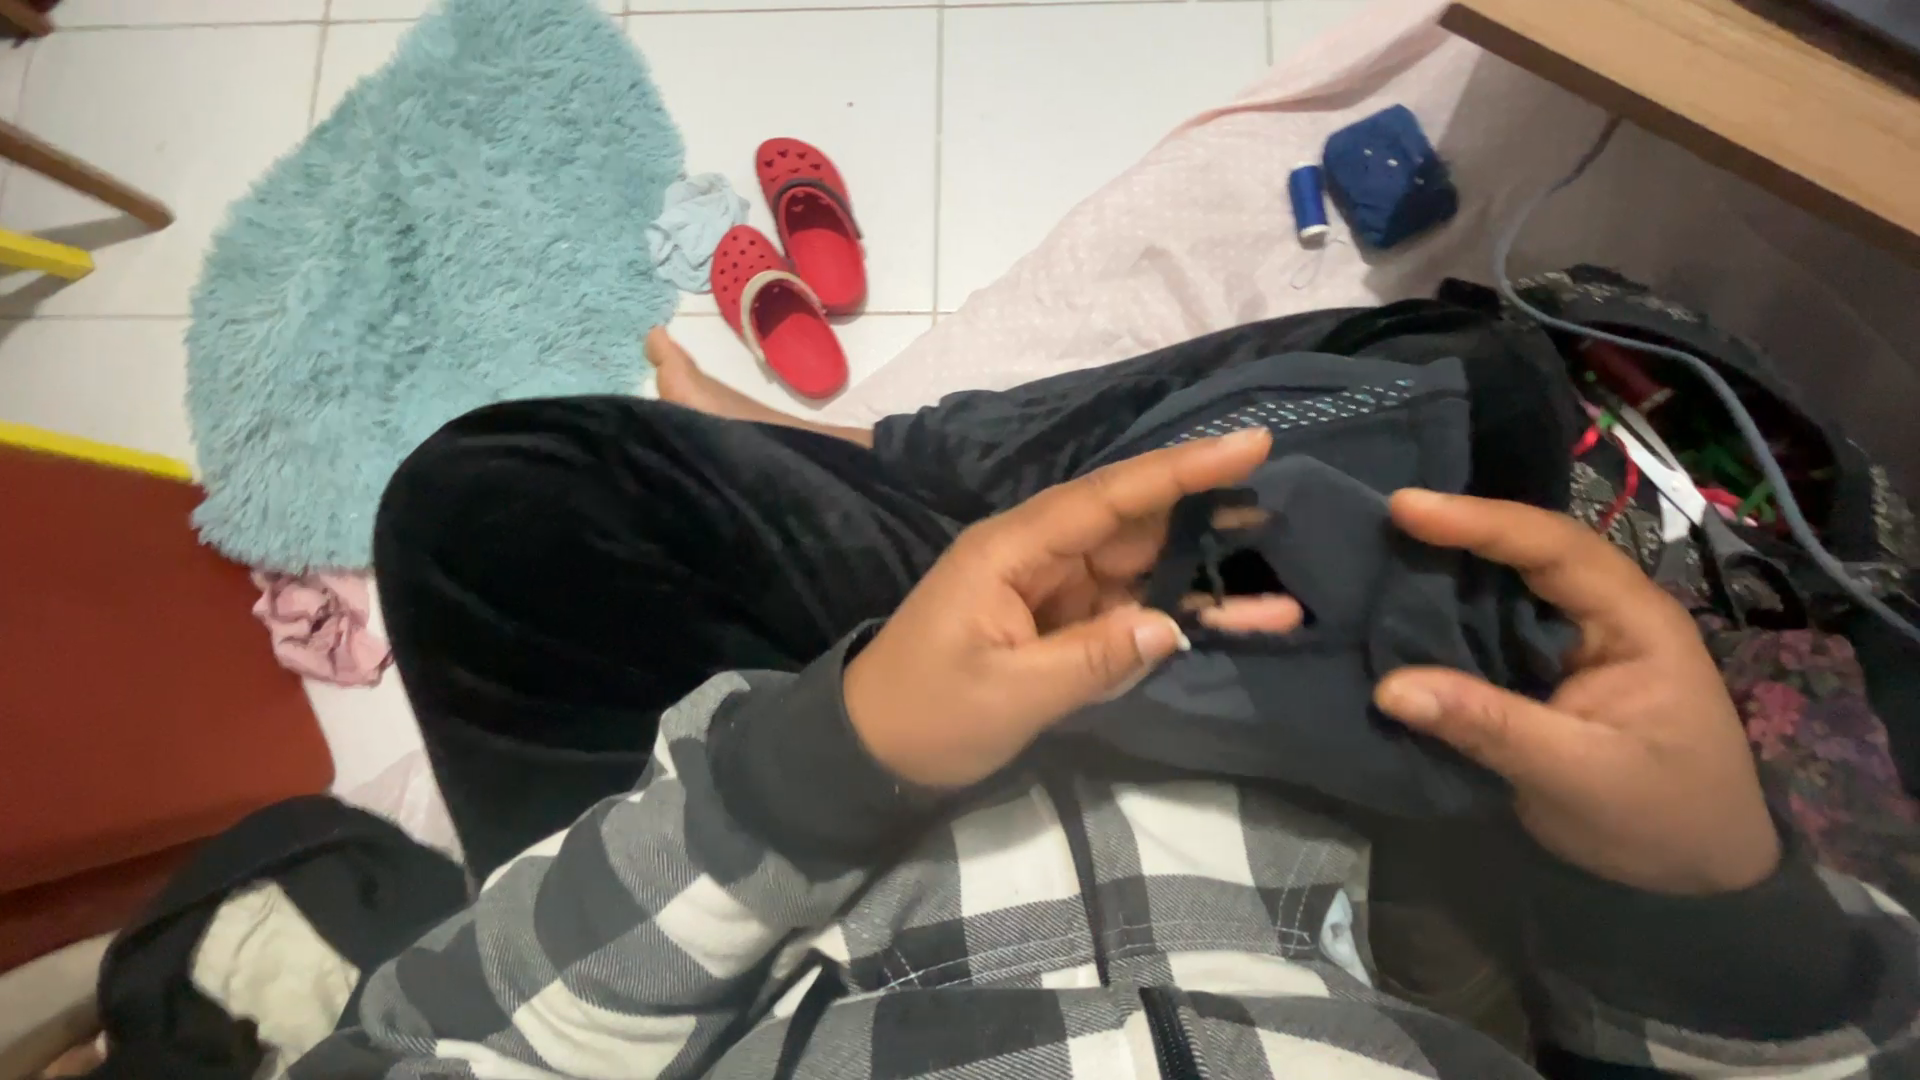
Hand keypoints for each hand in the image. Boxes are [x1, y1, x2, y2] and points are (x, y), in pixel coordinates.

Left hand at [844, 428, 1302, 789]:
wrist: (876, 746)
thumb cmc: (929, 713)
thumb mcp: (1009, 694)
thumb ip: (1092, 658)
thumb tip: (1171, 626)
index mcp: (1011, 550)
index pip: (1105, 498)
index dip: (1179, 470)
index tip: (1248, 445)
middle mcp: (1035, 555)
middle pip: (1130, 522)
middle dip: (1203, 510)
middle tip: (1282, 499)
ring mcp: (1051, 591)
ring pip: (1138, 566)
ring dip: (1201, 569)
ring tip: (1279, 564)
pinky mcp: (1061, 625)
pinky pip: (1127, 610)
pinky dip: (1176, 615)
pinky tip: (1235, 619)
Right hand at [1374, 491, 1779, 895]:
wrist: (1689, 874)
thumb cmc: (1663, 817)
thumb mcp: (1580, 775)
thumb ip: (1489, 727)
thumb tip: (1389, 688)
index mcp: (1632, 621)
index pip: (1554, 548)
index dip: (1480, 522)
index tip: (1404, 509)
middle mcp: (1593, 613)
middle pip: (1520, 549)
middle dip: (1450, 530)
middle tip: (1371, 520)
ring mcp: (1557, 638)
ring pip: (1492, 584)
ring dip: (1433, 568)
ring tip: (1364, 551)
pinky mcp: (1525, 665)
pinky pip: (1472, 624)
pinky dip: (1428, 614)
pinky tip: (1384, 608)